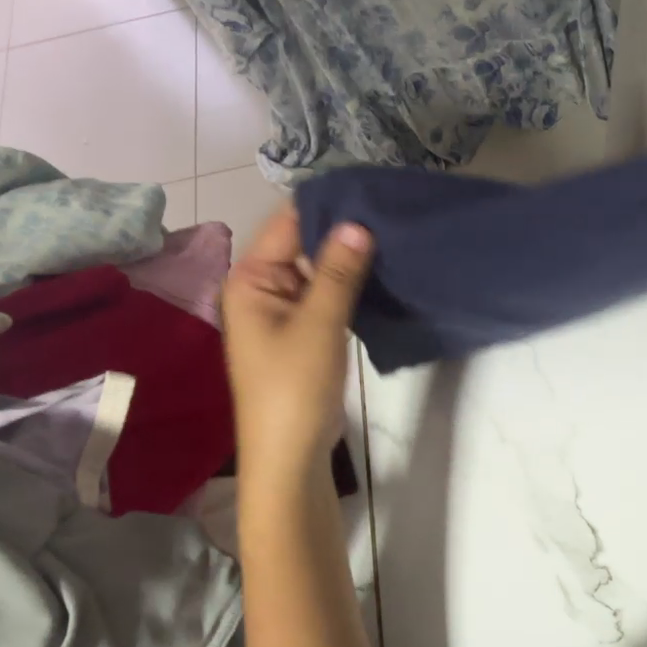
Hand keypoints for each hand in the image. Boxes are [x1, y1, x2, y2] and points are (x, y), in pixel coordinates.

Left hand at [222, 204, 374, 487]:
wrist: (289, 456)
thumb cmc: (294, 388)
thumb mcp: (319, 325)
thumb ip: (337, 272)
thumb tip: (358, 221)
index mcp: (250, 278)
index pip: (289, 222)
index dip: (328, 204)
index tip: (373, 189)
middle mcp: (262, 287)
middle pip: (304, 243)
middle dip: (344, 230)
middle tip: (393, 212)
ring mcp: (283, 311)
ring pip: (319, 270)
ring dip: (351, 258)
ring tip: (396, 236)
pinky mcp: (304, 331)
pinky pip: (326, 295)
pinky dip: (350, 285)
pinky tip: (383, 274)